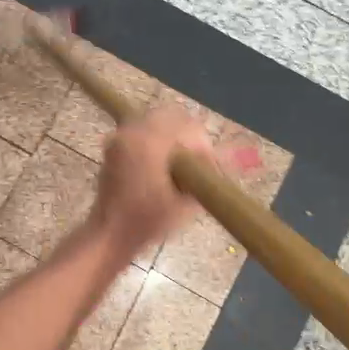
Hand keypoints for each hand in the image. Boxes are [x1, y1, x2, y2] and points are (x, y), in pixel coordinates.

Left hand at [89, 105, 213, 254]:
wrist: (109, 233)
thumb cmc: (148, 222)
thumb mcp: (187, 202)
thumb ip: (210, 175)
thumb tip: (239, 159)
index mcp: (151, 142)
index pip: (191, 128)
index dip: (205, 148)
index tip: (209, 169)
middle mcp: (133, 131)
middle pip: (173, 116)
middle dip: (190, 136)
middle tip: (198, 163)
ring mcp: (119, 136)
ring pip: (157, 120)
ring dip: (173, 136)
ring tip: (181, 164)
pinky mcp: (113, 145)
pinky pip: (141, 129)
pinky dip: (156, 139)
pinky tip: (162, 164)